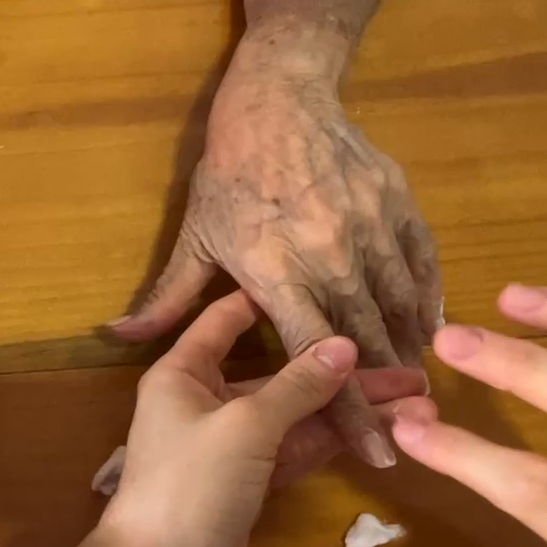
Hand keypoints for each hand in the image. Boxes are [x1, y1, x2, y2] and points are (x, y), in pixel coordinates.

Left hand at [100, 293, 436, 546]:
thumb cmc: (190, 485)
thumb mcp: (244, 426)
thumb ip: (296, 385)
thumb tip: (343, 344)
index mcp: (184, 371)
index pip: (229, 318)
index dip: (275, 299)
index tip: (328, 281)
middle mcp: (206, 398)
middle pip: (278, 372)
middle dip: (338, 369)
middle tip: (406, 361)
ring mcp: (230, 441)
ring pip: (295, 413)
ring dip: (348, 407)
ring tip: (417, 398)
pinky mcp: (250, 477)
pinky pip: (295, 447)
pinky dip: (334, 440)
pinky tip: (385, 431)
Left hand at [109, 54, 441, 469]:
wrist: (278, 99)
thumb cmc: (228, 175)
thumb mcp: (194, 238)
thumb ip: (166, 296)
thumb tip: (116, 334)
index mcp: (276, 272)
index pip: (313, 353)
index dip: (348, 406)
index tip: (377, 447)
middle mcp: (329, 256)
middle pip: (365, 337)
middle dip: (387, 389)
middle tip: (409, 432)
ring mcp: (369, 228)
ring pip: (399, 304)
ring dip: (409, 349)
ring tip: (417, 388)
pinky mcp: (397, 205)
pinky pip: (423, 263)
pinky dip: (429, 298)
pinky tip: (430, 326)